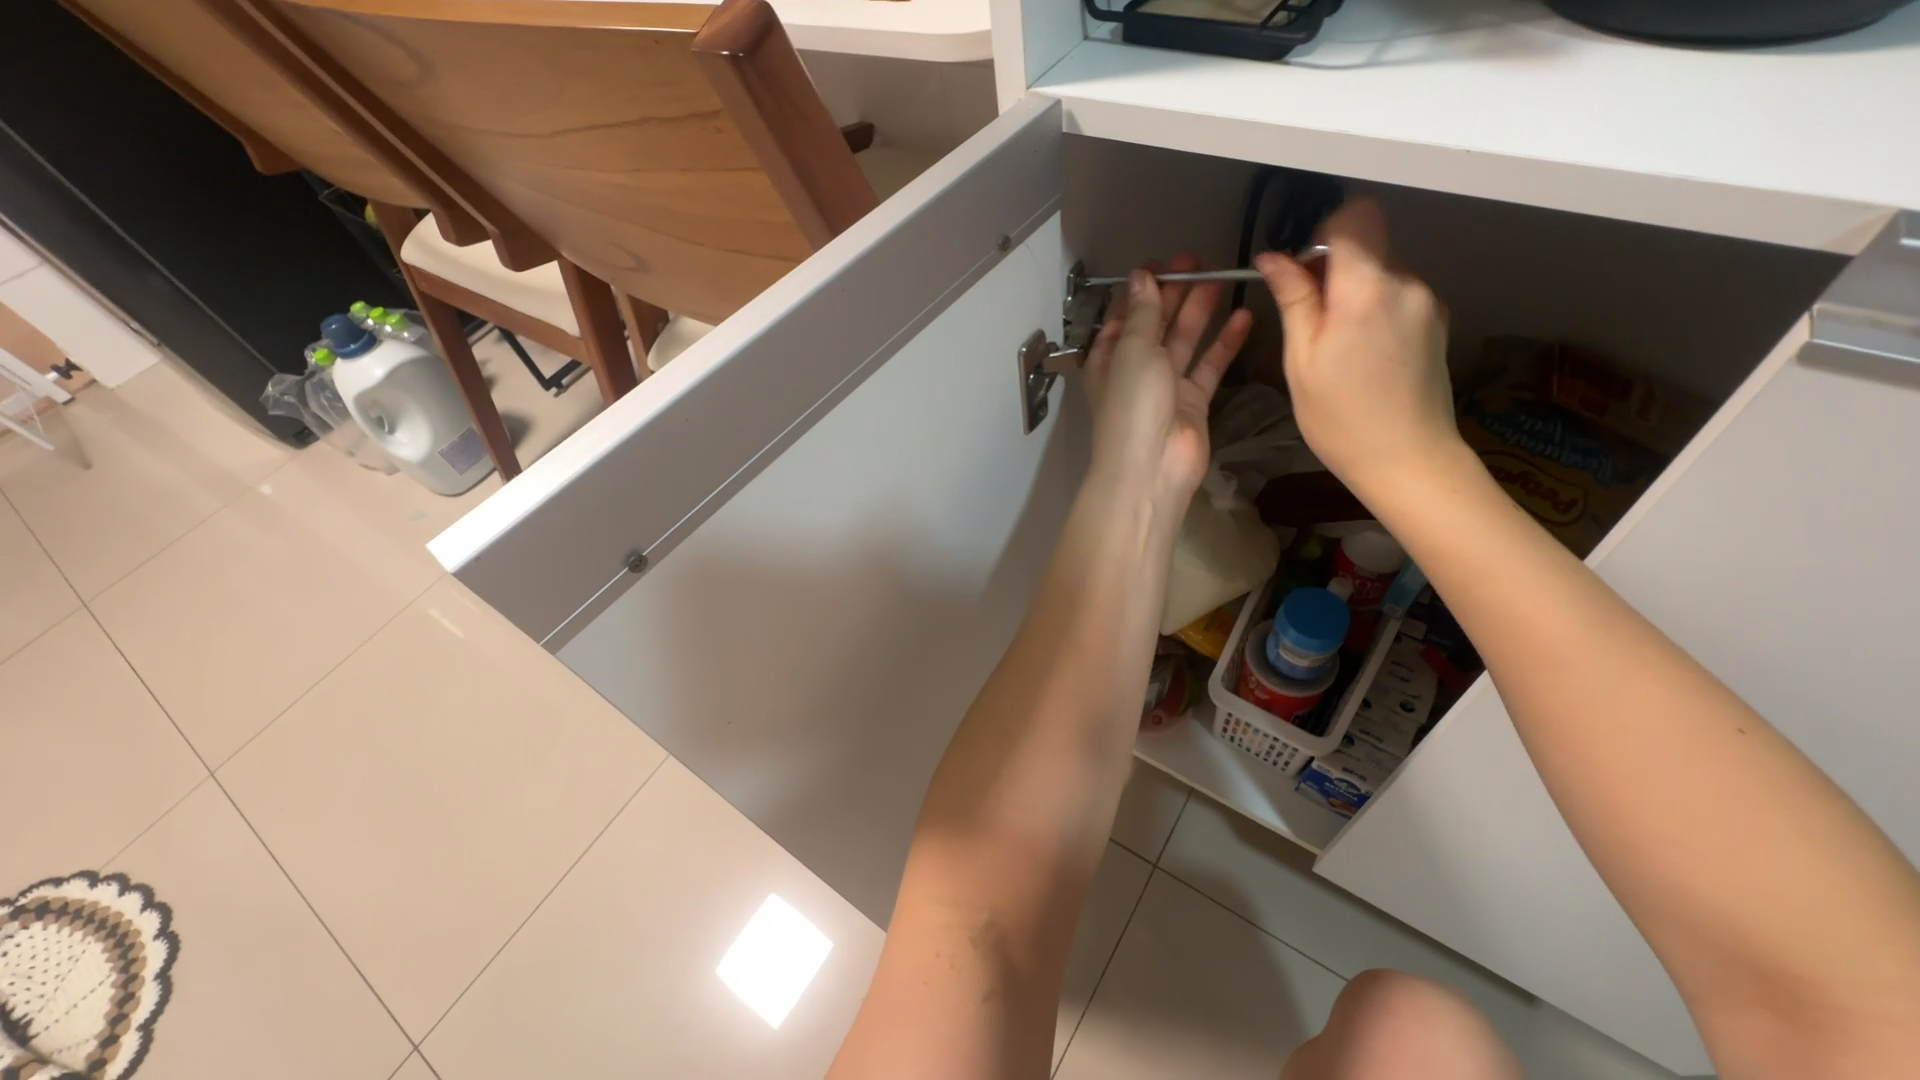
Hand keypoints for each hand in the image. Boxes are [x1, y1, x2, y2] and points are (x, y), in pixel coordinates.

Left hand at [1085, 254, 1252, 508]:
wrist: (1152, 467)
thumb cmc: (1133, 405)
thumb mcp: (1133, 350)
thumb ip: (1143, 313)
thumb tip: (1141, 275)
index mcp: (1109, 358)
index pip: (1124, 316)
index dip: (1142, 289)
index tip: (1163, 262)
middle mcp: (1134, 369)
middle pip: (1156, 324)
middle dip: (1174, 293)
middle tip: (1199, 261)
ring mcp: (1165, 386)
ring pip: (1184, 340)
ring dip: (1200, 310)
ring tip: (1222, 277)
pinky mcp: (1193, 401)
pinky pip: (1209, 365)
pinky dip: (1224, 342)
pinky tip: (1244, 316)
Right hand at [1255, 200, 1460, 500]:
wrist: (1408, 460)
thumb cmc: (1341, 419)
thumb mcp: (1301, 360)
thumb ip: (1294, 299)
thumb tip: (1274, 258)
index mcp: (1366, 290)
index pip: (1353, 218)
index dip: (1322, 235)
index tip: (1302, 272)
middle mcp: (1405, 283)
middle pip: (1368, 242)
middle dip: (1334, 267)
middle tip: (1309, 318)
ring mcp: (1426, 301)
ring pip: (1382, 270)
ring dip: (1354, 291)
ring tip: (1336, 344)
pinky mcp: (1436, 321)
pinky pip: (1398, 294)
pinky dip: (1375, 309)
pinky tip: (1363, 354)